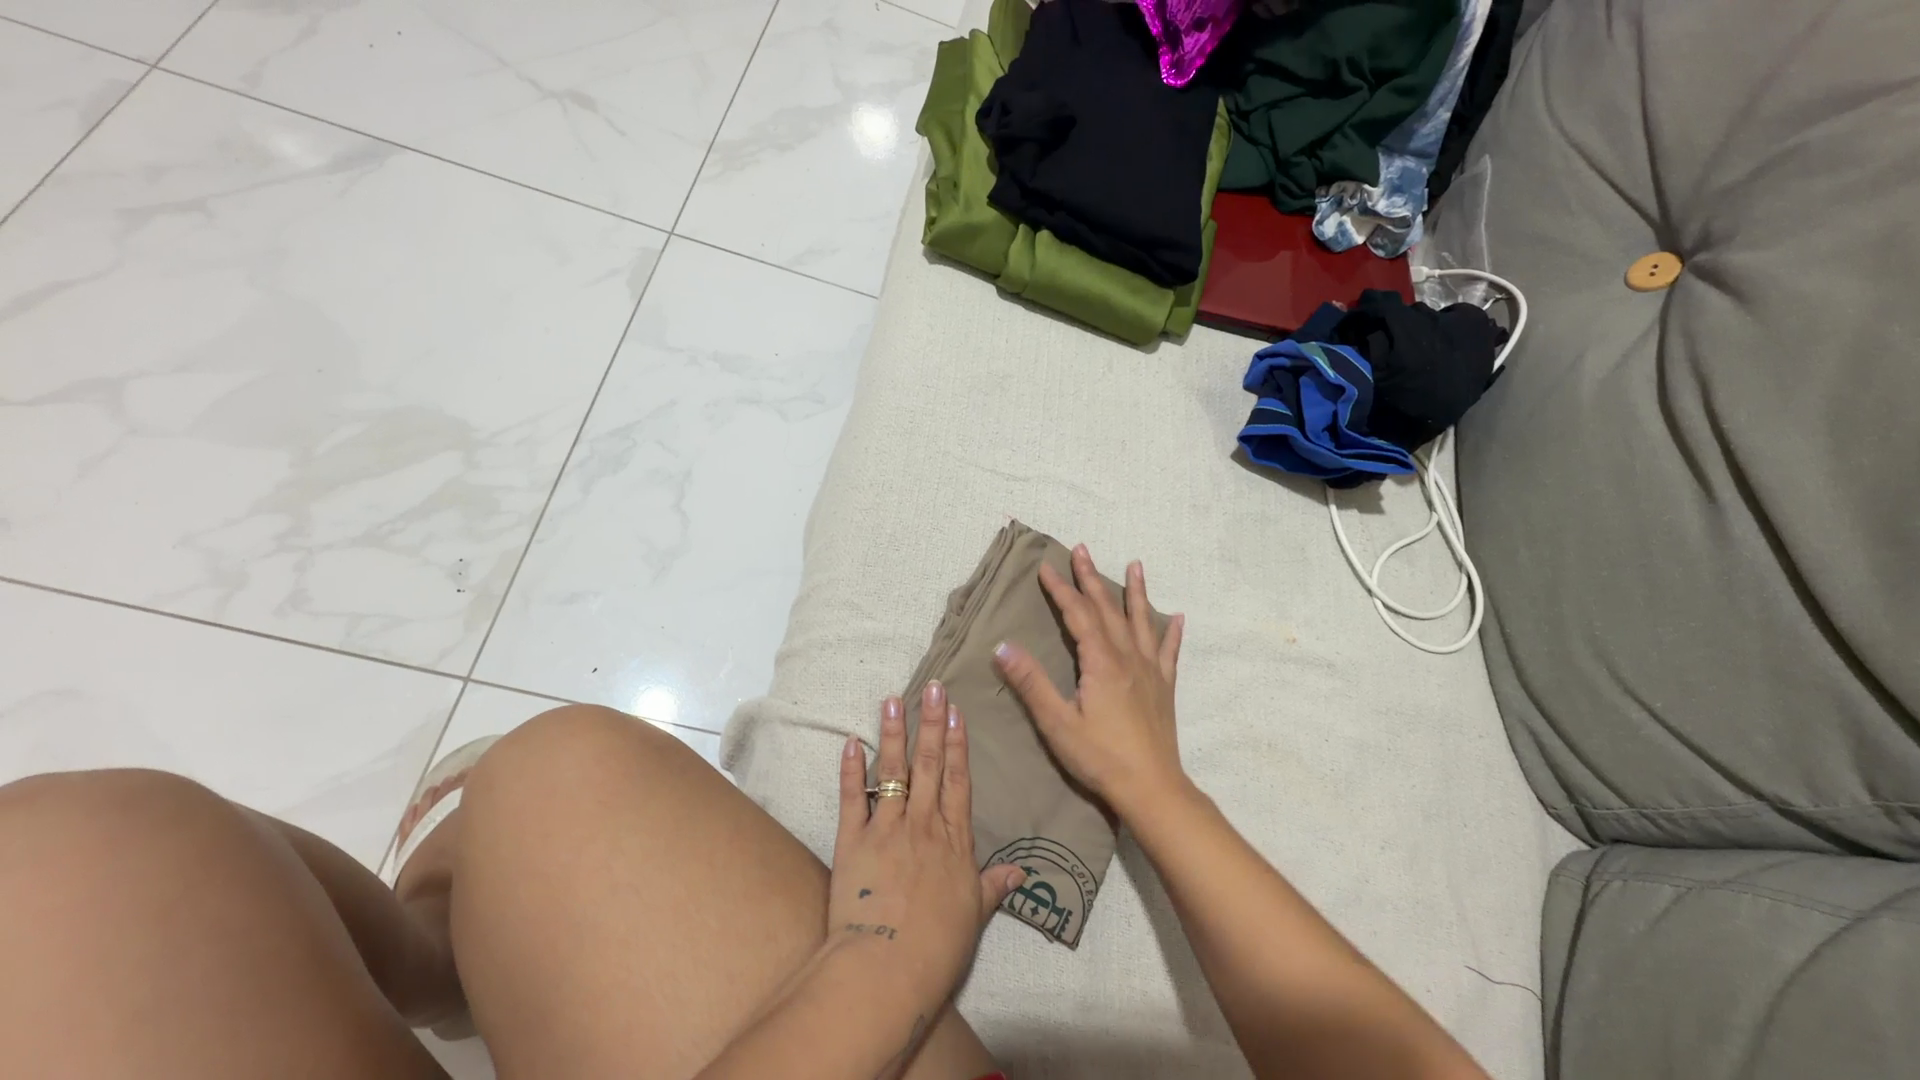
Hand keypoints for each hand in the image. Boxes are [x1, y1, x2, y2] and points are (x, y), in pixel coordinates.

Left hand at [828, 684, 1025, 1007]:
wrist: (888, 966)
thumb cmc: (938, 946)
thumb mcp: (975, 914)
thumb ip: (994, 887)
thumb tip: (1021, 873)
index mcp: (955, 840)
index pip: (958, 781)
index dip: (958, 745)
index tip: (957, 713)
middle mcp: (924, 824)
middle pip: (929, 765)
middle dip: (932, 723)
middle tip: (932, 686)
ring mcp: (887, 828)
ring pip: (893, 770)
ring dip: (893, 733)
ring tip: (893, 699)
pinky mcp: (853, 839)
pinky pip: (853, 797)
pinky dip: (850, 769)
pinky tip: (850, 742)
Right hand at [993, 546, 1189, 819]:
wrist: (1152, 788)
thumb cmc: (1100, 757)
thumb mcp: (1057, 722)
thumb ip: (1030, 683)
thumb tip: (1002, 647)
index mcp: (1101, 662)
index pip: (1077, 615)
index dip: (1060, 590)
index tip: (1045, 567)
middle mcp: (1128, 658)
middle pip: (1107, 610)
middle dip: (1092, 579)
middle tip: (1082, 549)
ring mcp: (1151, 672)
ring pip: (1141, 622)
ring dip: (1136, 593)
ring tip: (1136, 565)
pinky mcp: (1164, 689)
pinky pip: (1169, 652)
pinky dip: (1172, 632)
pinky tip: (1177, 618)